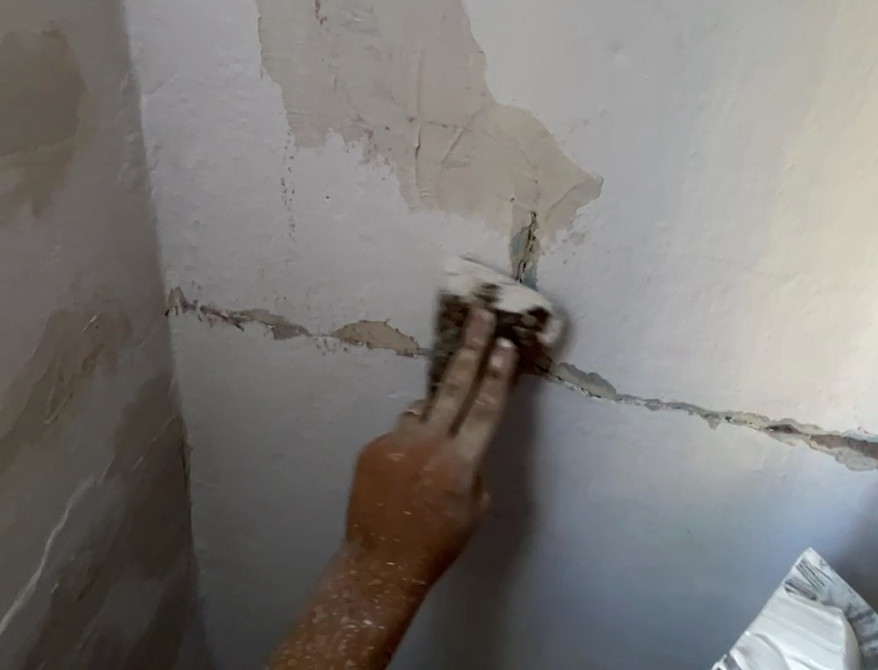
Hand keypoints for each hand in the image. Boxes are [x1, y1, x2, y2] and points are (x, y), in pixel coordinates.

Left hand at [344, 307, 517, 587]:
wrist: (380, 564)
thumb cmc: (437, 543)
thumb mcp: (474, 510)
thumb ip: (472, 467)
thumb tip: (459, 437)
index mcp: (460, 463)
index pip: (485, 408)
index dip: (497, 374)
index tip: (505, 344)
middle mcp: (429, 445)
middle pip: (455, 386)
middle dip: (471, 346)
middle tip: (479, 314)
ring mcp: (396, 442)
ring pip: (421, 412)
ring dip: (429, 421)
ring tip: (423, 458)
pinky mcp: (372, 447)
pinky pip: (398, 433)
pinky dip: (405, 446)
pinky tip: (400, 476)